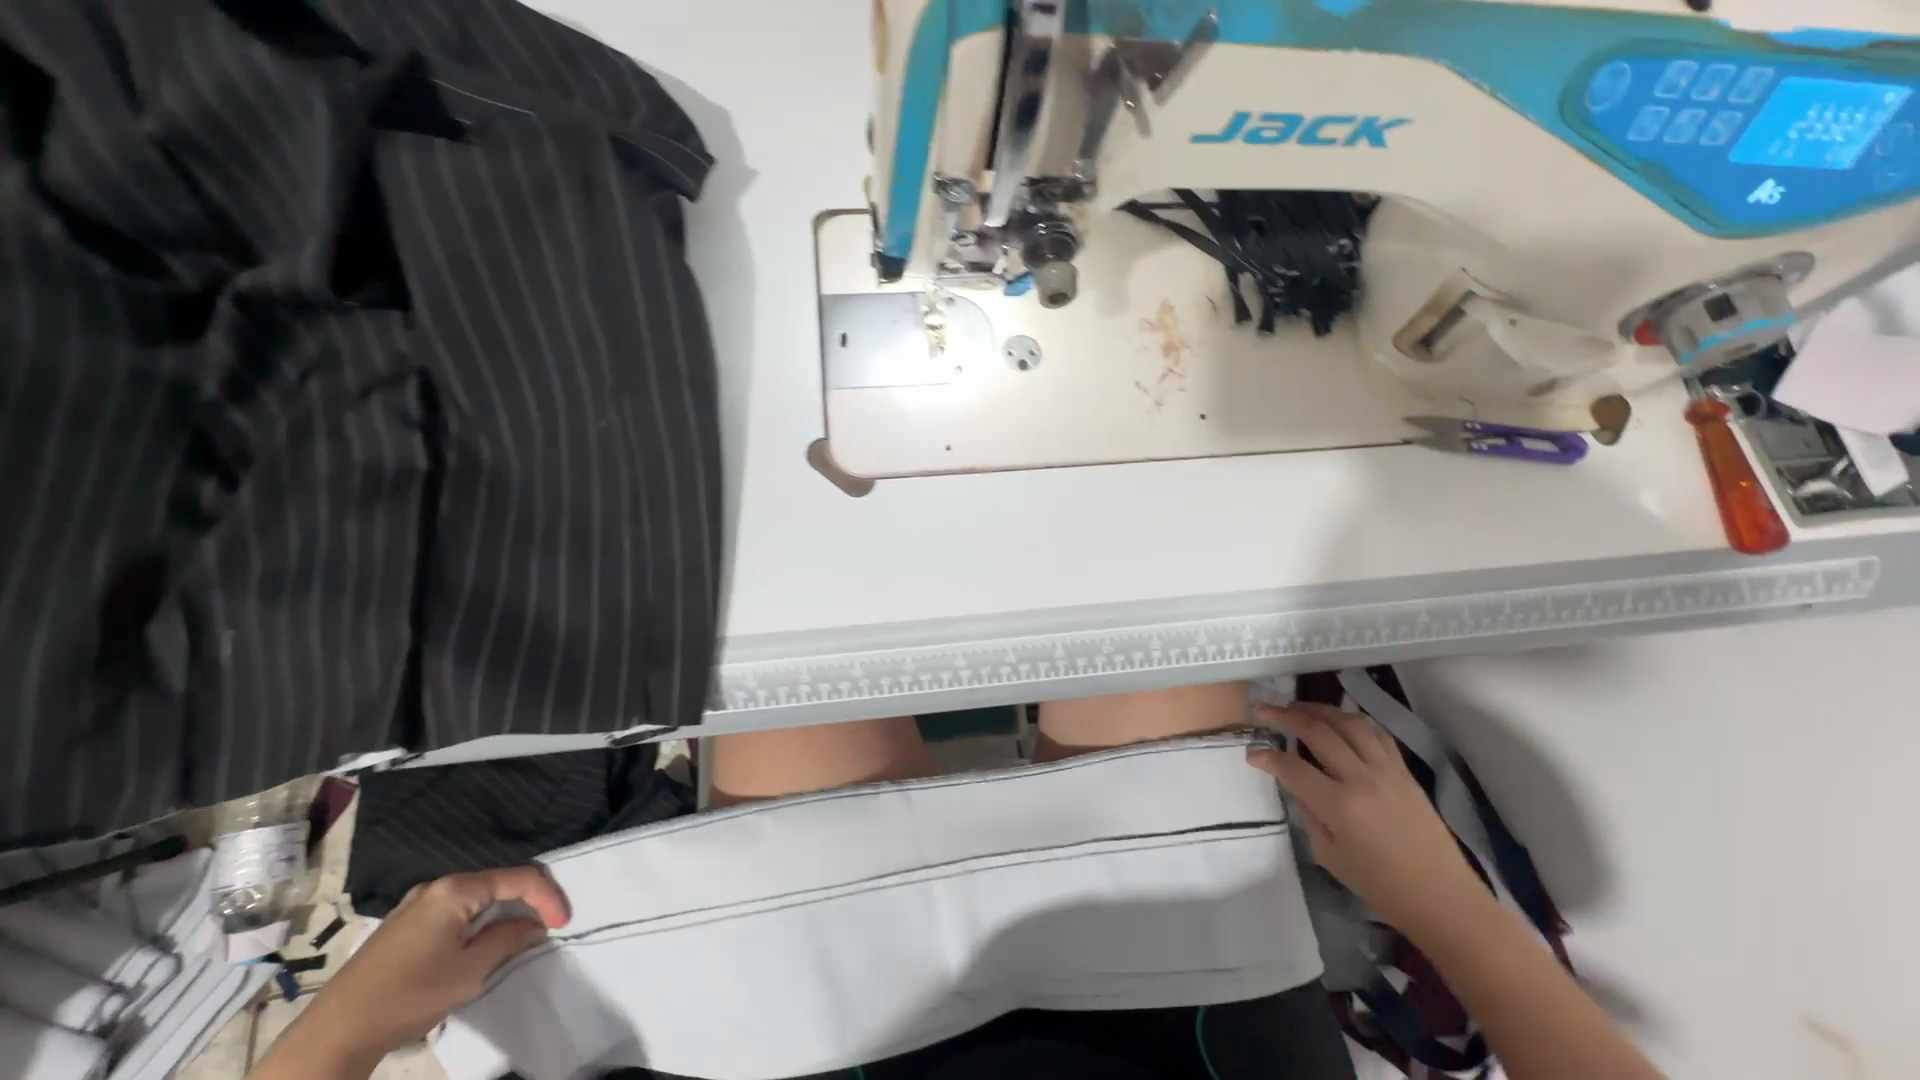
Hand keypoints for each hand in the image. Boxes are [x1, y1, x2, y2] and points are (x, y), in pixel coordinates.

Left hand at [253, 868, 569, 1077]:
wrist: (337, 1030)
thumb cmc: (410, 995)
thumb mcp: (470, 971)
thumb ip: (508, 940)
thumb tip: (533, 926)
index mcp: (455, 890)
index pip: (518, 878)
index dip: (547, 897)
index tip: (564, 923)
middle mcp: (436, 887)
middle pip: (497, 881)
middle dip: (528, 900)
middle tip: (548, 925)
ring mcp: (417, 904)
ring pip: (476, 896)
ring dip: (503, 911)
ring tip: (521, 934)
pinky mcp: (405, 923)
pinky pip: (456, 909)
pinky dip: (480, 919)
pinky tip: (484, 941)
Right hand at [1248, 703, 1486, 936]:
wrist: (1440, 895)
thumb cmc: (1380, 885)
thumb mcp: (1328, 855)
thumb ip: (1308, 812)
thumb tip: (1295, 783)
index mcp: (1340, 806)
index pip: (1293, 767)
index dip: (1268, 757)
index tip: (1252, 754)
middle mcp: (1362, 779)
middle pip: (1319, 732)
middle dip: (1287, 717)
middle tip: (1265, 710)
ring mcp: (1387, 771)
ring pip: (1350, 723)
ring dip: (1320, 710)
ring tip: (1298, 707)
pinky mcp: (1405, 772)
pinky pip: (1376, 734)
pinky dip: (1353, 721)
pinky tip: (1339, 720)